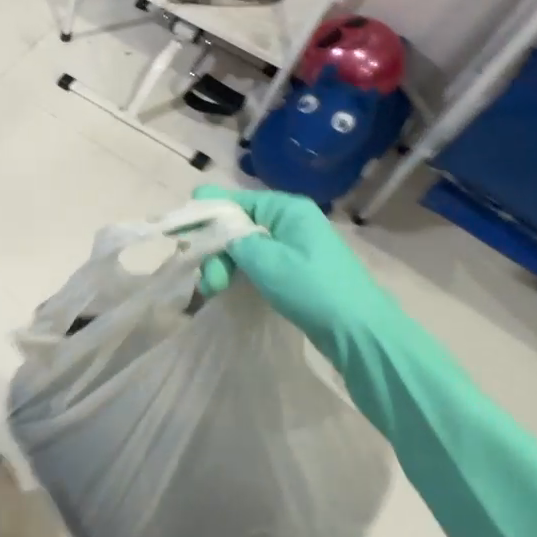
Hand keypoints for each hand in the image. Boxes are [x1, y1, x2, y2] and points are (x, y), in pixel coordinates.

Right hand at [193, 185, 397, 358]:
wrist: (361, 335)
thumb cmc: (312, 288)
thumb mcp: (264, 259)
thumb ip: (229, 235)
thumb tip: (204, 213)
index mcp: (286, 209)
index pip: (232, 201)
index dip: (203, 214)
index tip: (175, 231)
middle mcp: (290, 221)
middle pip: (236, 226)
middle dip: (214, 250)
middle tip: (206, 279)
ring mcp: (294, 246)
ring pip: (243, 247)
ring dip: (224, 266)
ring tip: (213, 290)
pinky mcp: (295, 270)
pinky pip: (257, 263)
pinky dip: (239, 274)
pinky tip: (226, 288)